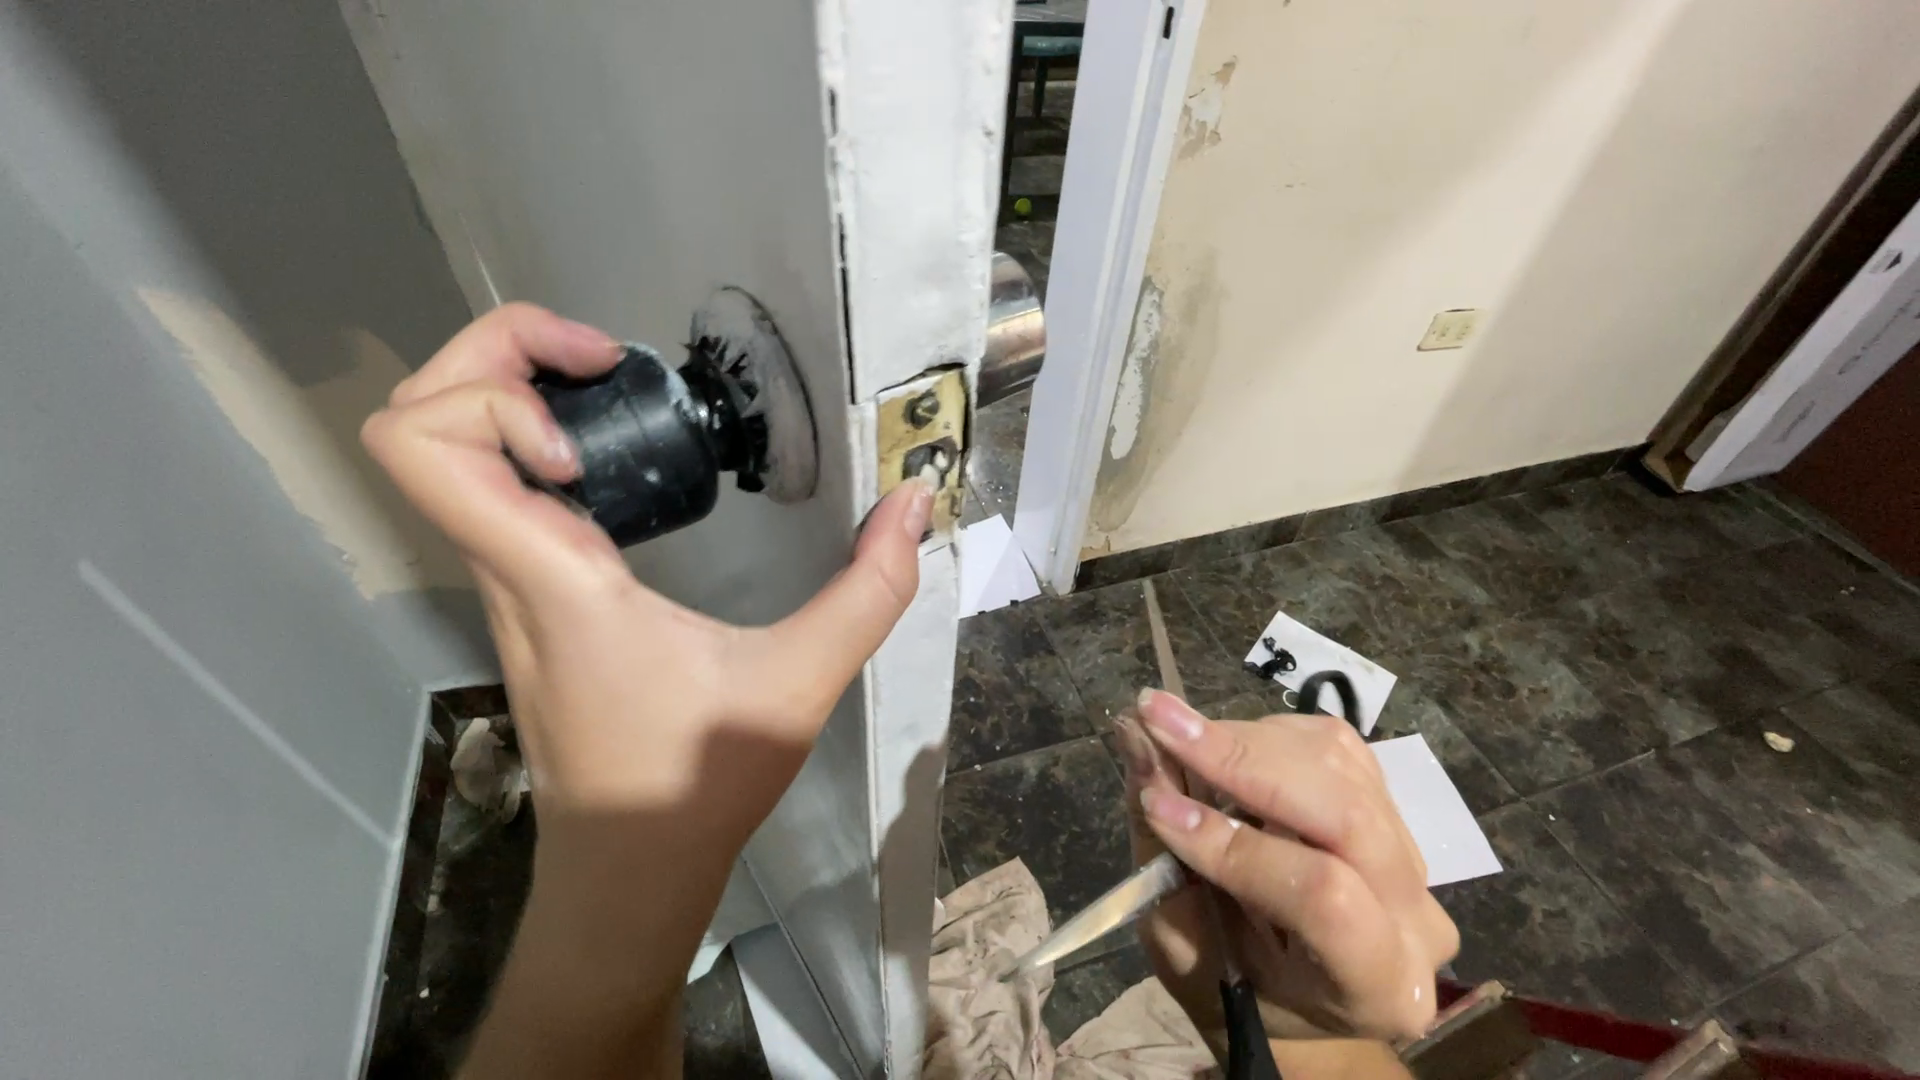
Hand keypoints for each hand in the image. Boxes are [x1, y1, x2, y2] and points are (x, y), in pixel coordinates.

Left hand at [362, 303, 931, 833]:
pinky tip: (617, 465)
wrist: (629, 867)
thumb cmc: (698, 779)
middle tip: (606, 363)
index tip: (589, 427)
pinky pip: (489, 490)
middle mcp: (504, 566)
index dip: (491, 394)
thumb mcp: (801, 682)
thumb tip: (914, 501)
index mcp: (548, 574)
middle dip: (496, 354)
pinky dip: (532, 443)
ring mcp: (506, 583)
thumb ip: (869, 592)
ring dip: (511, 393)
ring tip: (615, 396)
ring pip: (444, 451)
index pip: (423, 444)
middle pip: (417, 416)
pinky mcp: (527, 597)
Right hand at [1113, 690, 1457, 1053]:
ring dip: (1242, 739)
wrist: (1289, 988)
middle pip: (1341, 809)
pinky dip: (1263, 734)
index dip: (1233, 843)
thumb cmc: (1229, 987)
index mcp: (1376, 984)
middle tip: (1153, 716)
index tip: (1155, 806)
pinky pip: (1332, 745)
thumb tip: (1136, 739)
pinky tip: (1223, 748)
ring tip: (1177, 735)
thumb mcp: (1180, 944)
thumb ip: (1161, 850)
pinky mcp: (1389, 805)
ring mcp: (1412, 854)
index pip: (1323, 895)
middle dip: (1236, 757)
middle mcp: (1416, 917)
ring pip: (1334, 762)